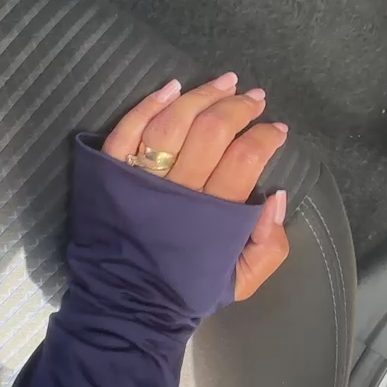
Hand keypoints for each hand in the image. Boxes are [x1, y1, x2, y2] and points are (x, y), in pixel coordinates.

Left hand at [102, 71, 291, 300]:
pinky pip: (129, 129)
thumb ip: (270, 244)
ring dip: (202, 95)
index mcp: (215, 215)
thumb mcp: (243, 279)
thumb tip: (276, 196)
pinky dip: (149, 103)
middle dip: (240, 107)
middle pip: (213, 130)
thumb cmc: (188, 288)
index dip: (266, 136)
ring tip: (225, 81)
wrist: (125, 305)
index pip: (247, 157)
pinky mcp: (109, 173)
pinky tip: (173, 86)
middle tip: (256, 98)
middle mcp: (179, 190)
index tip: (277, 129)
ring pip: (174, 121)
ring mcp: (141, 178)